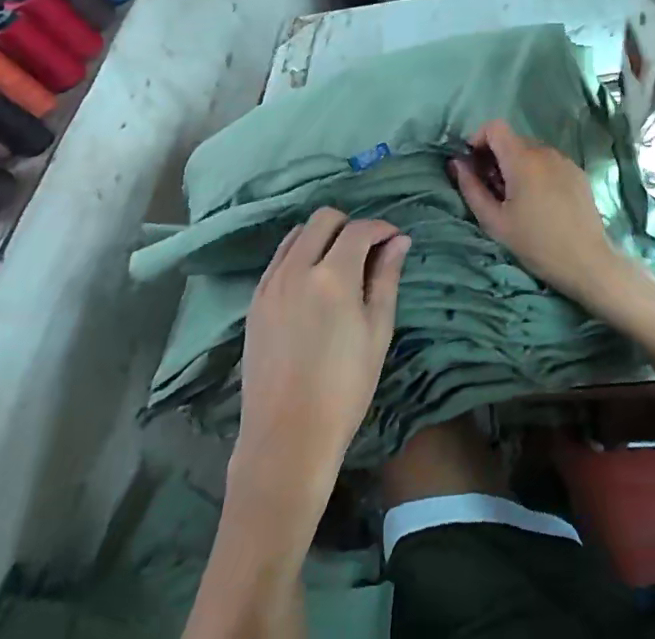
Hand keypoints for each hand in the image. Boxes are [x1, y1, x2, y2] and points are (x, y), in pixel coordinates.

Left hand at [232, 208, 409, 493]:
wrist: (288, 435)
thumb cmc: (345, 387)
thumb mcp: (377, 331)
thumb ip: (387, 278)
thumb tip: (400, 241)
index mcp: (332, 277)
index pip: (359, 230)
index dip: (381, 228)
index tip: (395, 240)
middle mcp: (296, 270)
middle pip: (323, 219)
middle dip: (351, 225)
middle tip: (369, 251)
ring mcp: (270, 284)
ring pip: (296, 234)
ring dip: (323, 236)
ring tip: (342, 264)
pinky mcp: (255, 301)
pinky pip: (279, 259)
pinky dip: (300, 255)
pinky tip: (314, 283)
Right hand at [449, 120, 634, 306]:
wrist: (586, 262)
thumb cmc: (535, 243)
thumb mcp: (494, 221)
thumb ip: (471, 187)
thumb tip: (456, 163)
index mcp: (523, 159)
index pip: (495, 127)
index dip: (478, 139)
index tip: (474, 165)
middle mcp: (545, 152)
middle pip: (512, 140)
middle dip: (496, 157)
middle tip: (493, 190)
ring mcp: (565, 161)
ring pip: (531, 151)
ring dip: (517, 166)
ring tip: (517, 200)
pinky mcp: (578, 173)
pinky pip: (549, 163)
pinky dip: (537, 172)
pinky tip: (540, 202)